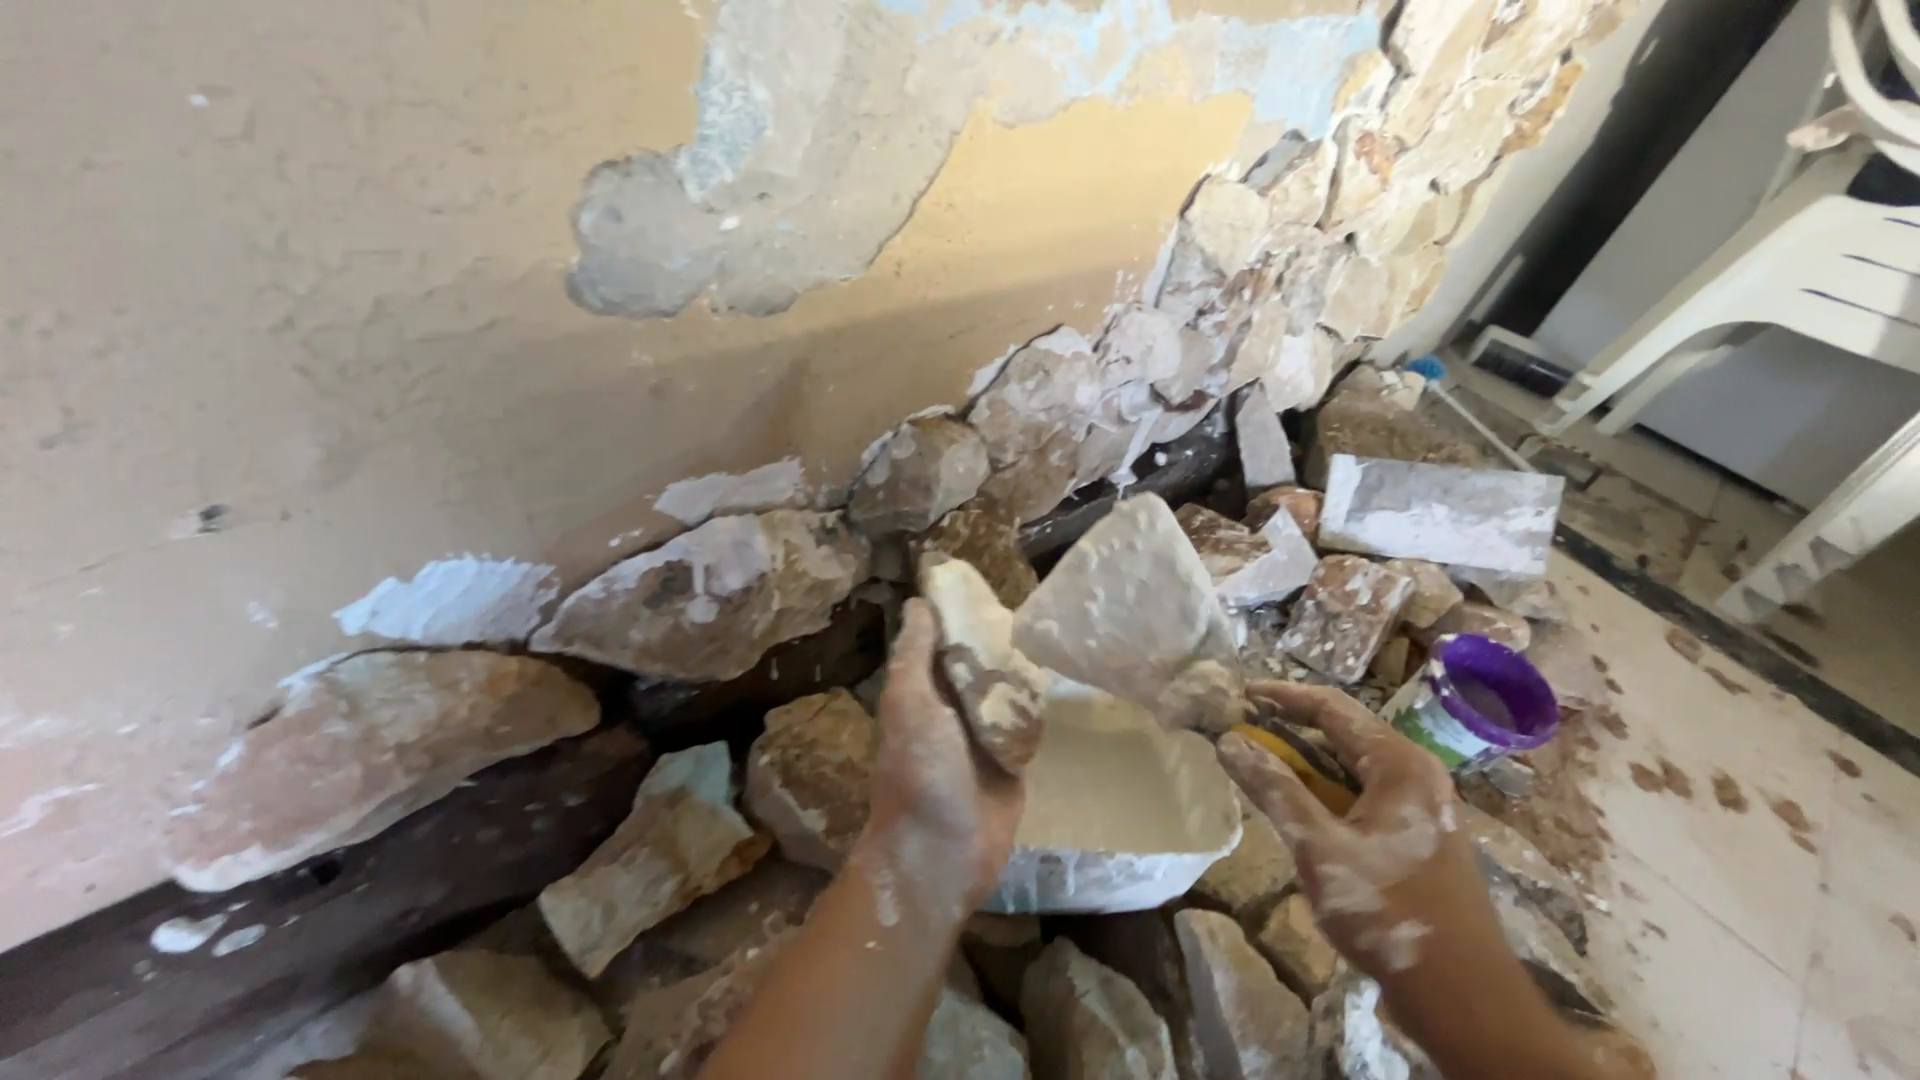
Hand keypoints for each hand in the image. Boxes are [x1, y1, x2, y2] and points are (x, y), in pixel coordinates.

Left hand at [860, 599, 1025, 918]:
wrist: (942, 852)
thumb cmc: (918, 771)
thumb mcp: (909, 703)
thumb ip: (914, 654)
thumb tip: (918, 601)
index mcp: (923, 689)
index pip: (943, 638)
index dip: (960, 610)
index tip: (987, 580)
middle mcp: (953, 705)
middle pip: (979, 660)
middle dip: (999, 637)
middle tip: (1037, 605)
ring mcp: (985, 732)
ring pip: (1006, 687)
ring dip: (1022, 668)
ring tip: (1056, 630)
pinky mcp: (1013, 756)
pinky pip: (1028, 720)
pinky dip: (1040, 701)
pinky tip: (1062, 676)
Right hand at [1216, 682, 1500, 983]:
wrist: (1462, 994)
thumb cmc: (1389, 908)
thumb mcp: (1319, 847)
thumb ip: (1273, 789)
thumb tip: (1228, 740)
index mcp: (1400, 763)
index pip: (1332, 708)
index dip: (1282, 697)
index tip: (1238, 695)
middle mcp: (1415, 774)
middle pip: (1343, 733)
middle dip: (1289, 729)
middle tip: (1241, 730)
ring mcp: (1419, 808)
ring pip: (1350, 768)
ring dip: (1304, 764)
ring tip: (1259, 766)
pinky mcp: (1414, 838)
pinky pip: (1359, 796)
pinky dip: (1322, 793)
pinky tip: (1296, 811)